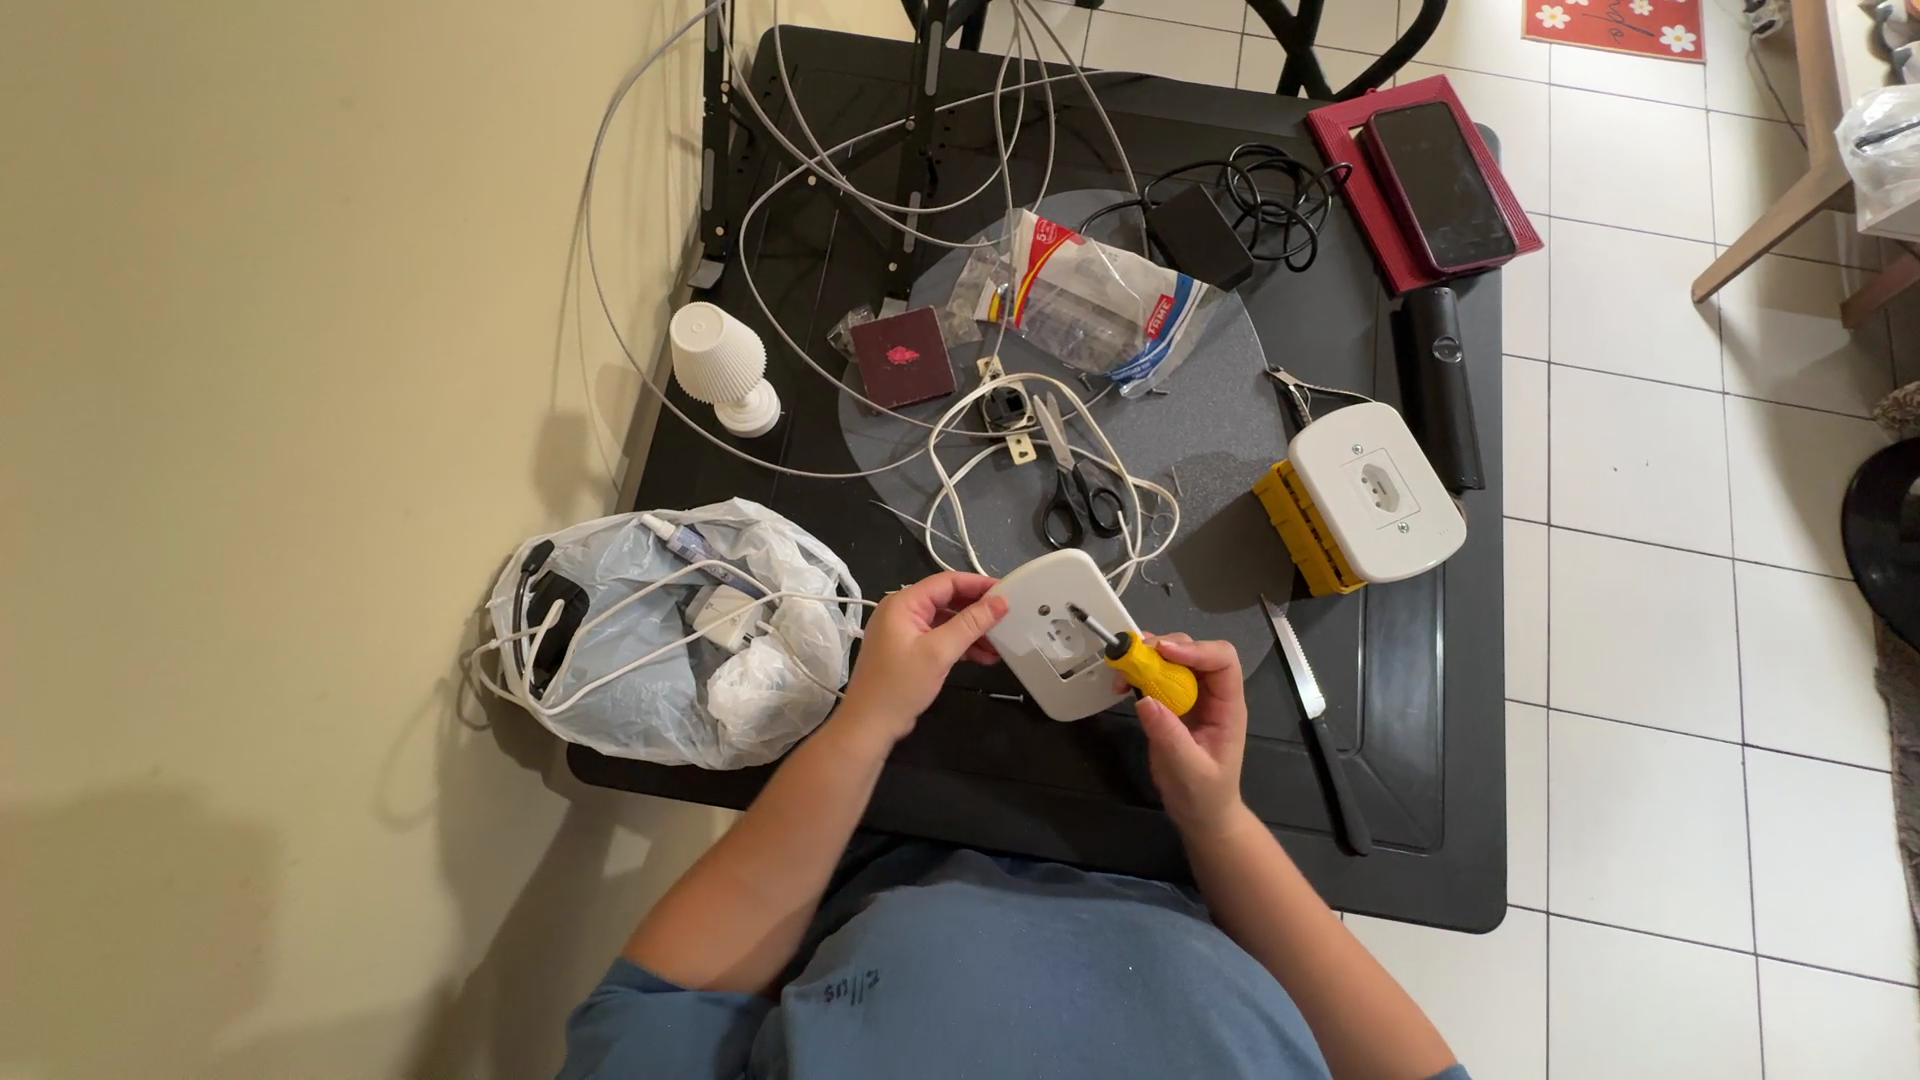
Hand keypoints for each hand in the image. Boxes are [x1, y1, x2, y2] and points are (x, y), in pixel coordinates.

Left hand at [837, 572, 1008, 743]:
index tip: (1006, 591)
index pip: (946, 582)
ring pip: (946, 622)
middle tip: (1007, 618)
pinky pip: (940, 639)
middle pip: (947, 600)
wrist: (869, 724)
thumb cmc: (900, 685)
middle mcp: (903, 612)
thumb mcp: (939, 652)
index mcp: (903, 603)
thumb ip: (971, 624)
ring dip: (972, 632)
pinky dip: (961, 646)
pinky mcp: (910, 651)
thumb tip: (1000, 602)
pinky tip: (984, 657)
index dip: (978, 584)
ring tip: (1000, 644)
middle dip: (977, 611)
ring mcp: (905, 632)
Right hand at [1127, 634, 1247, 834]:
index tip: (1163, 653)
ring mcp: (1190, 696)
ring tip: (1124, 668)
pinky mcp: (1170, 702)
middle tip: (1135, 657)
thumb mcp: (1189, 770)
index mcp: (1228, 707)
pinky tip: (1121, 684)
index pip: (1222, 661)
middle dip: (1165, 647)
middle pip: (1195, 651)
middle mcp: (1211, 694)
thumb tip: (1144, 700)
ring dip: (1147, 656)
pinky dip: (1137, 672)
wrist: (1200, 814)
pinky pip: (1155, 675)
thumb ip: (1170, 737)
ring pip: (1173, 658)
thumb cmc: (1205, 796)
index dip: (1196, 650)